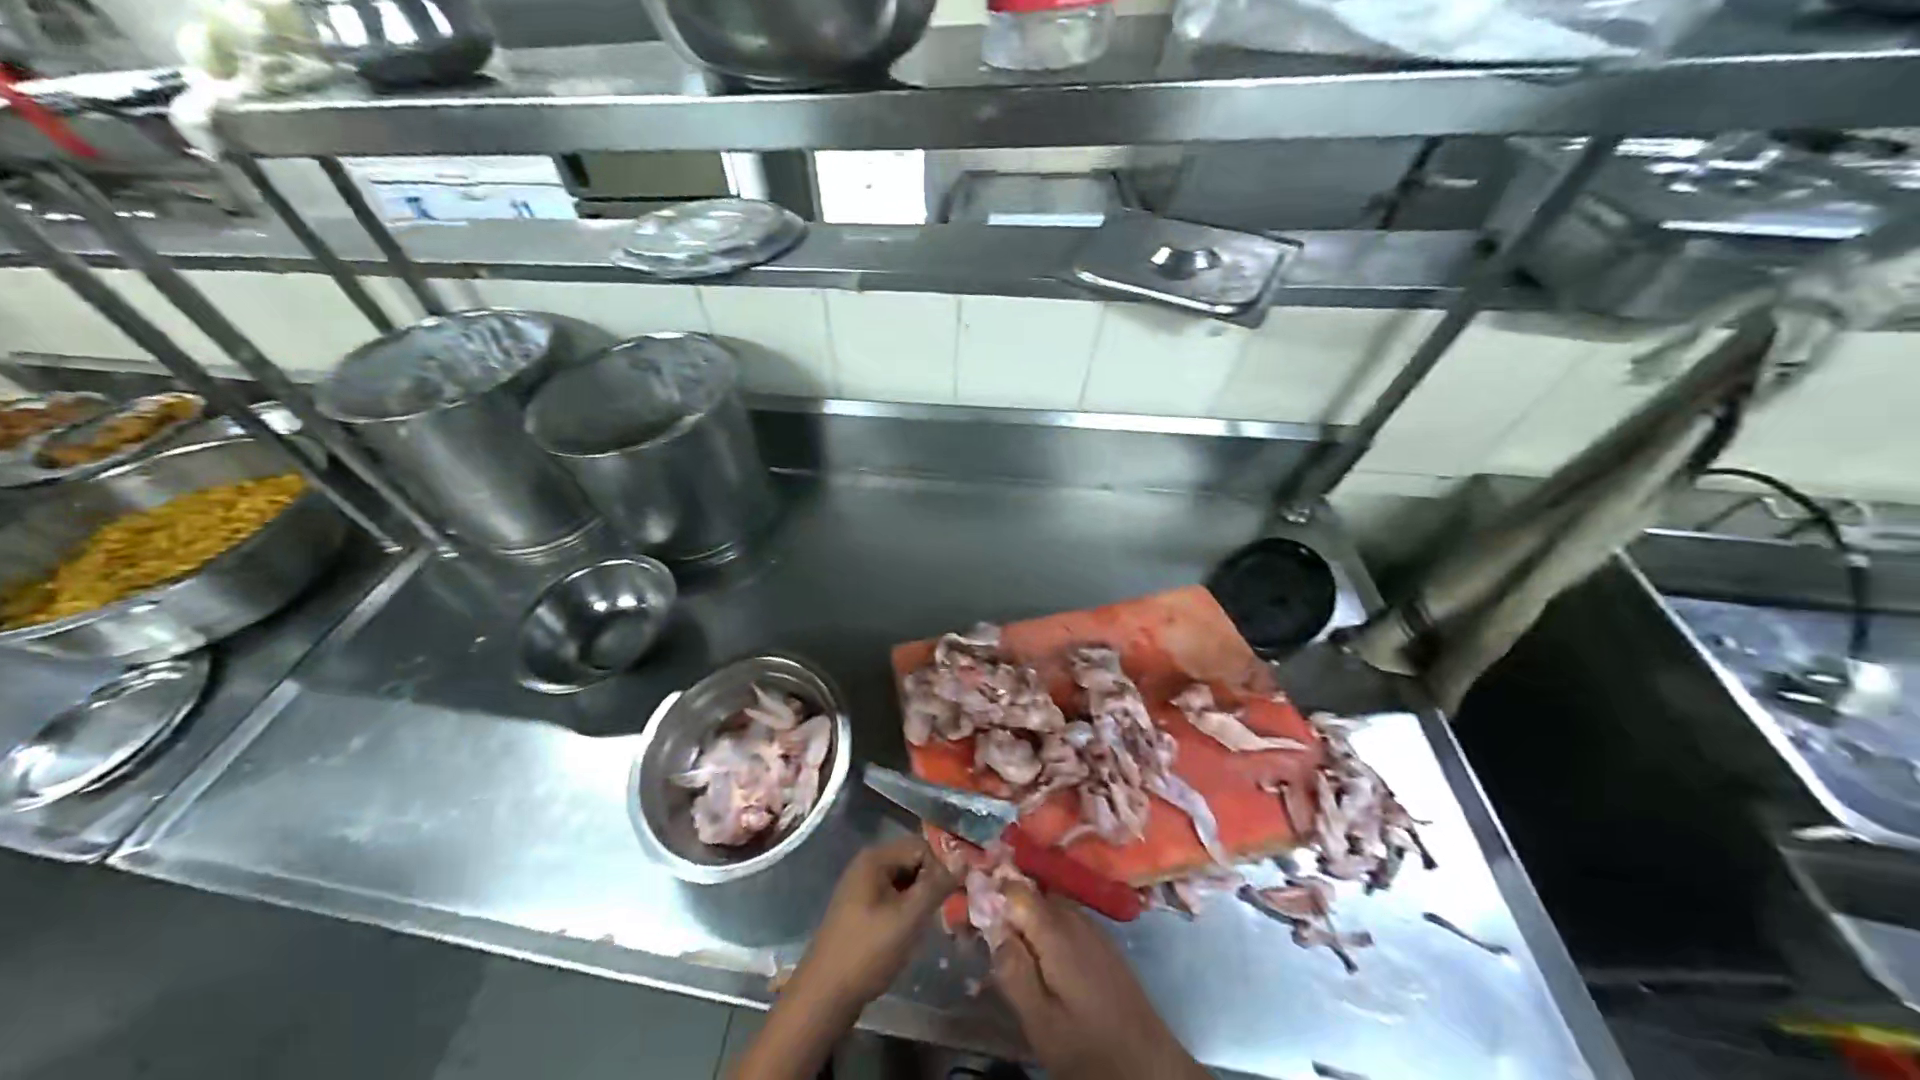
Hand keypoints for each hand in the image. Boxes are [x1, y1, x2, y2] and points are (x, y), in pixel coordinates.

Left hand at [787, 834, 956, 1011]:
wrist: (825, 995)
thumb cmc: (867, 952)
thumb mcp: (908, 918)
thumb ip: (936, 886)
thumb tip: (965, 859)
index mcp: (874, 858)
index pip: (921, 846)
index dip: (940, 869)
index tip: (951, 898)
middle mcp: (866, 865)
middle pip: (912, 861)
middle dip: (930, 883)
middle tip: (942, 912)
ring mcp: (861, 887)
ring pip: (904, 881)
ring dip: (919, 898)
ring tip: (927, 925)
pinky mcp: (860, 909)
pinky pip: (893, 897)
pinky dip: (906, 909)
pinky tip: (909, 932)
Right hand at [992, 884, 1208, 1079]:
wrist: (1148, 1066)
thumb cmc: (1089, 1047)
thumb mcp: (1040, 1020)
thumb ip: (1012, 970)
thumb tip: (992, 927)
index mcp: (1056, 930)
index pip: (1015, 888)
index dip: (991, 892)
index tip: (969, 905)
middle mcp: (1075, 917)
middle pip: (1031, 892)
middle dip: (1006, 903)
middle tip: (984, 931)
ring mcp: (1091, 927)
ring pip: (1047, 904)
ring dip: (1025, 916)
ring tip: (1008, 944)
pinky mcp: (1101, 942)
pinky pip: (1064, 920)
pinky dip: (1044, 927)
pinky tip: (1039, 956)